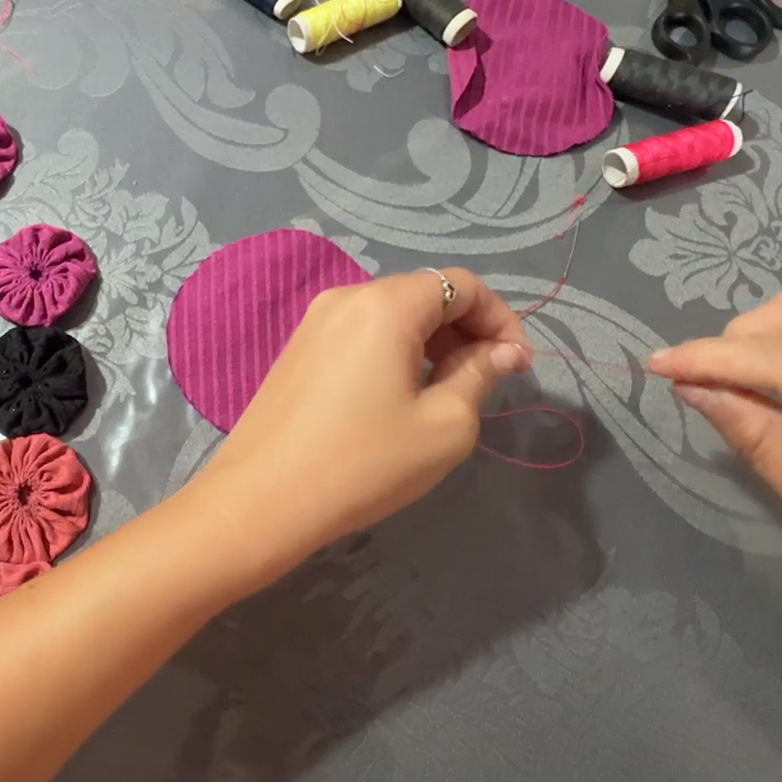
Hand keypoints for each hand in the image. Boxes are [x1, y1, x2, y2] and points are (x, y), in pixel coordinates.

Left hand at [197, 268, 530, 575]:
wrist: (263, 498)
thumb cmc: (364, 462)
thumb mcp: (443, 425)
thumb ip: (478, 375)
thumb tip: (501, 351)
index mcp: (385, 304)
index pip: (461, 284)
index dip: (500, 319)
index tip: (517, 366)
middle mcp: (345, 298)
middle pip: (423, 294)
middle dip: (466, 330)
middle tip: (488, 382)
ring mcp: (314, 323)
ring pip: (390, 316)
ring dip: (430, 342)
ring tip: (447, 393)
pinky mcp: (297, 350)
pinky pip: (359, 335)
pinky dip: (393, 352)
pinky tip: (399, 396)